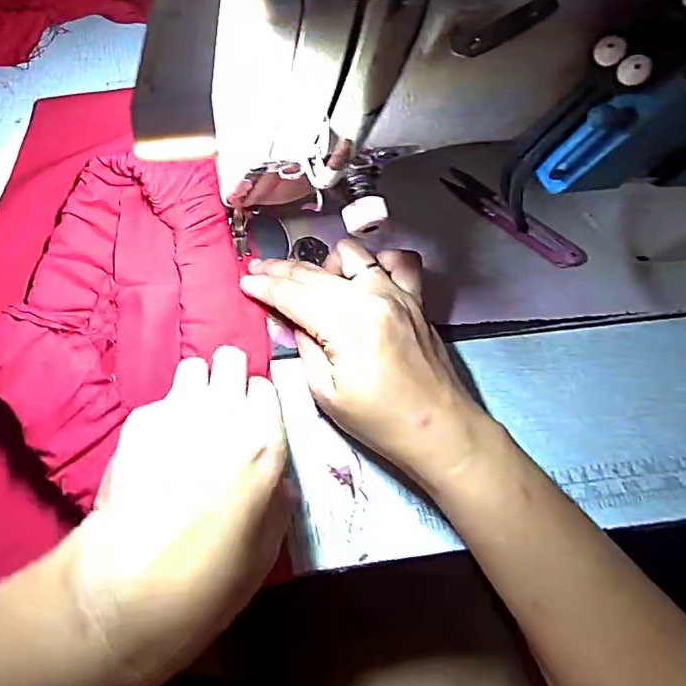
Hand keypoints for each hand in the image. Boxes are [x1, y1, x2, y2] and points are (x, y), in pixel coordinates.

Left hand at [58, 347, 290, 685]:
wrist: (132, 576)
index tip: (251, 422)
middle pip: (229, 358)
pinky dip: (163, 417)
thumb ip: (277, 496)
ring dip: (196, 388)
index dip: (257, 404)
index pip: (266, 386)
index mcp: (263, 441)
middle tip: (222, 410)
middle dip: (228, 378)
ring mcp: (176, 409)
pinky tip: (155, 450)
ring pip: (192, 368)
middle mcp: (222, 412)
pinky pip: (160, 401)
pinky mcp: (139, 417)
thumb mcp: (267, 546)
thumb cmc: (209, 575)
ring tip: (189, 421)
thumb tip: (276, 477)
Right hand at [238, 239, 491, 490]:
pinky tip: (361, 275)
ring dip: (324, 262)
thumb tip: (285, 318)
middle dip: (280, 270)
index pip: (292, 293)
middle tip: (258, 270)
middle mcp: (373, 298)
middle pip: (314, 272)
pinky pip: (396, 260)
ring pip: (351, 253)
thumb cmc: (380, 421)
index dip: (263, 286)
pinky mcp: (415, 298)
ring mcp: (398, 294)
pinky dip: (375, 260)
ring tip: (310, 280)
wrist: (441, 432)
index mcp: (348, 324)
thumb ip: (302, 345)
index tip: (244, 281)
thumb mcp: (325, 392)